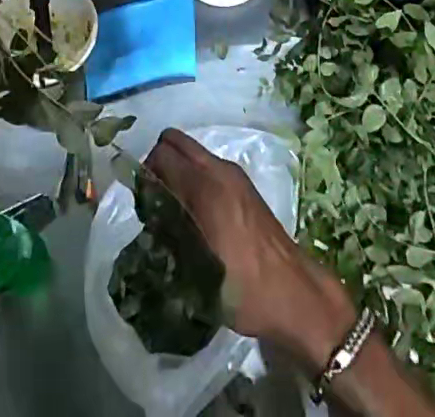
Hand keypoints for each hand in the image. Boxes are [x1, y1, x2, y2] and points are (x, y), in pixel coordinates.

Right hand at [145, 128, 355, 369]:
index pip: (160, 154)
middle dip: (158, 162)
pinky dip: (193, 176)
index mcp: (206, 186)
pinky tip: (194, 214)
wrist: (293, 293)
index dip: (143, 173)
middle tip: (153, 199)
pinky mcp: (244, 186)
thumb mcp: (195, 268)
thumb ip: (167, 233)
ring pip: (192, 153)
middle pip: (174, 142)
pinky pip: (208, 166)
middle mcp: (219, 170)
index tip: (141, 202)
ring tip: (171, 210)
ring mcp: (235, 175)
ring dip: (176, 169)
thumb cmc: (242, 286)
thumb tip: (147, 214)